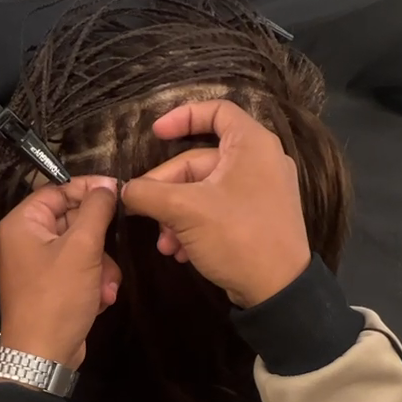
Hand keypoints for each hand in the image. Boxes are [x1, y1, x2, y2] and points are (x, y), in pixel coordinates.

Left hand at [0, 176, 122, 369]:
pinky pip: (79, 272)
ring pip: (82, 249)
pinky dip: (93, 283)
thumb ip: (96, 210)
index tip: (118, 191)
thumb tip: (107, 185)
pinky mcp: (51, 288)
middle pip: (72, 221)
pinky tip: (100, 299)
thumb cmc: (57, 297)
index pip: (57, 190)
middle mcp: (25, 241)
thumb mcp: (82, 248)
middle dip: (99, 241)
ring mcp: (38, 266)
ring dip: (101, 267)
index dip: (89, 189)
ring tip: (105, 287)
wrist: (43, 357)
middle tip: (113, 252)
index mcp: (22, 224)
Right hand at [118, 101, 310, 307]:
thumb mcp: (185, 211)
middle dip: (167, 190)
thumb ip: (148, 194)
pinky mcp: (257, 219)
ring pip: (204, 191)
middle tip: (143, 212)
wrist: (277, 290)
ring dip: (176, 214)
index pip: (216, 110)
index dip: (182, 116)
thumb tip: (123, 191)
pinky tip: (180, 252)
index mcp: (251, 144)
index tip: (155, 133)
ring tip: (164, 243)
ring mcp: (260, 192)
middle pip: (198, 161)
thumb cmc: (236, 236)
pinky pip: (217, 210)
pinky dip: (194, 226)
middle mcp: (260, 161)